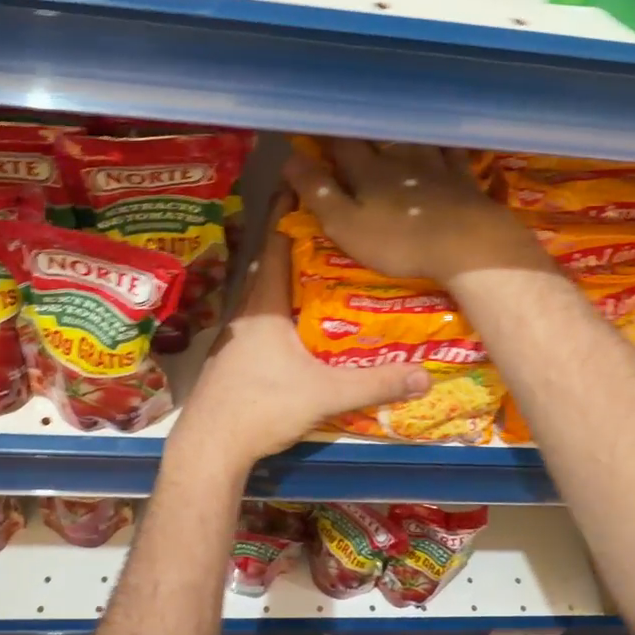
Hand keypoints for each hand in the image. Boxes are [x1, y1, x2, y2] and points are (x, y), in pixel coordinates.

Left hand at [169, 203, 432, 474]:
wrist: (209, 447)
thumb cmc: (261, 406)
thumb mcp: (324, 394)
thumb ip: (374, 384)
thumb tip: (424, 376)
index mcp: (264, 305)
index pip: (274, 245)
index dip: (287, 214)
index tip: (304, 186)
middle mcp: (246, 312)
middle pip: (269, 264)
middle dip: (293, 243)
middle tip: (329, 227)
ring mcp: (235, 336)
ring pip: (263, 293)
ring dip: (286, 276)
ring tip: (320, 267)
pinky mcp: (233, 358)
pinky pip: (261, 317)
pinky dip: (280, 306)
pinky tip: (300, 321)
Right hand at [283, 139, 545, 284]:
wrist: (467, 244)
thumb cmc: (399, 241)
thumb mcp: (345, 224)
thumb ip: (318, 191)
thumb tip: (289, 158)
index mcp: (367, 171)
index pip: (340, 144)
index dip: (325, 132)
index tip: (312, 120)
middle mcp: (399, 159)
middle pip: (376, 136)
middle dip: (360, 125)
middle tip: (349, 111)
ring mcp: (435, 165)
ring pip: (413, 137)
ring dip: (400, 126)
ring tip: (393, 113)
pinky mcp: (463, 179)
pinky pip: (451, 151)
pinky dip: (443, 141)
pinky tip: (444, 136)